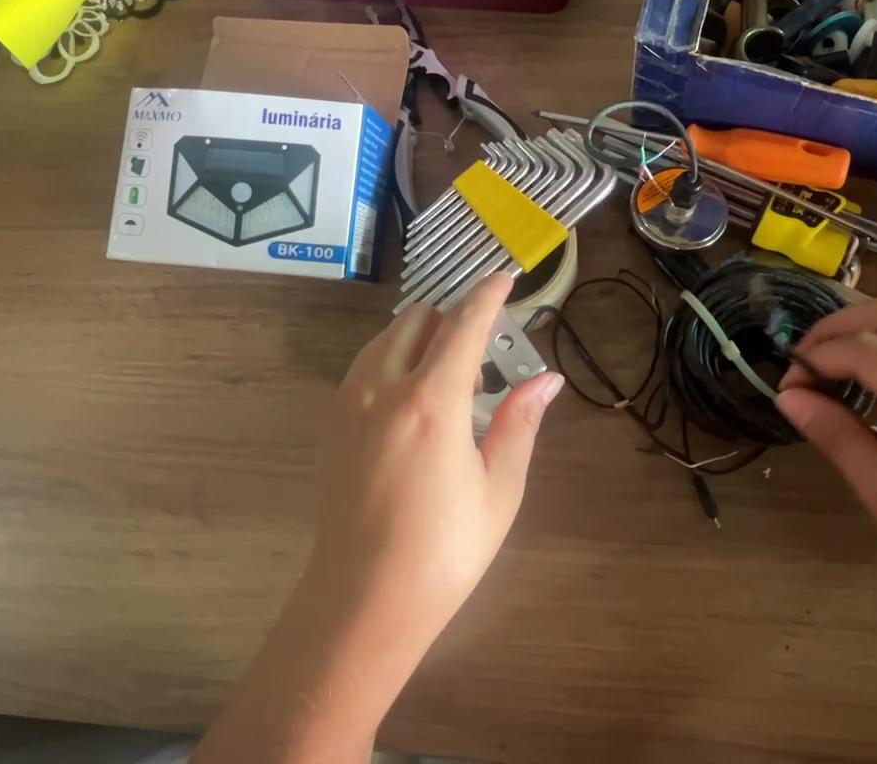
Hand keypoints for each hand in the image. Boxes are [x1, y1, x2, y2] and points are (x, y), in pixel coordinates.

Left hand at [309, 274, 564, 638]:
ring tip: (448, 372)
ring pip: (386, 336)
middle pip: (418, 319)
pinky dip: (392, 357)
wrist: (363, 599)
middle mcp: (383, 388)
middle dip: (453, 317)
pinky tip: (412, 396)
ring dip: (420, 334)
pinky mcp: (331, 421)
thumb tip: (546, 379)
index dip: (487, 295)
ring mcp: (349, 402)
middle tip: (482, 348)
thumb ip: (520, 423)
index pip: (462, 325)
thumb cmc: (445, 550)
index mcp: (432, 403)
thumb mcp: (499, 489)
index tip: (504, 277)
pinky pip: (365, 364)